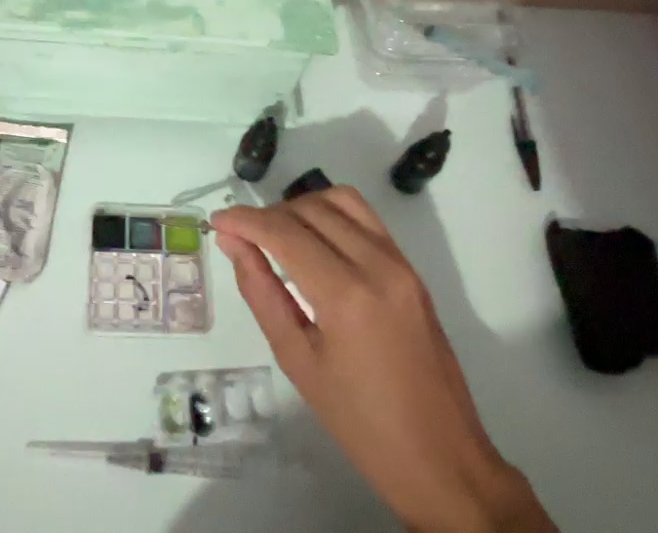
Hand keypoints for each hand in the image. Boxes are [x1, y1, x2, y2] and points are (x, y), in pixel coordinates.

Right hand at [212, 188, 555, 532]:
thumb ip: (262, 293)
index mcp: (347, 294)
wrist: (441, 456)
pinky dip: (332, 216)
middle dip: (269, 214)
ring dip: (303, 207)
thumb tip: (233, 243)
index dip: (244, 220)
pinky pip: (367, 219)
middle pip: (312, 209)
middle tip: (241, 237)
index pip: (285, 233)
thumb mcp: (298, 361)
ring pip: (343, 201)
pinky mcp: (412, 270)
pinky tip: (312, 243)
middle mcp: (378, 264)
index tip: (216, 221)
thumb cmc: (360, 422)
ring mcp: (401, 263)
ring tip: (276, 235)